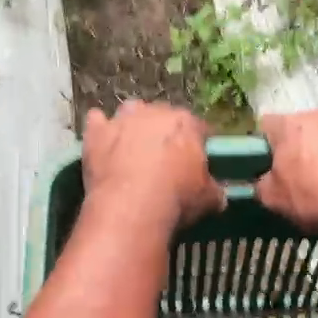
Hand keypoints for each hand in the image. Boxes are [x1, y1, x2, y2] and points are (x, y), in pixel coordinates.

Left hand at [82, 103, 223, 230]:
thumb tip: (220, 196)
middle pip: (162, 116)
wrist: (131, 208)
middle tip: (162, 158)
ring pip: (130, 110)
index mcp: (187, 123)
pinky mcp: (96, 132)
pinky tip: (102, 143)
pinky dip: (100, 129)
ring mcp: (123, 119)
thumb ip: (214, 191)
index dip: (197, 143)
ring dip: (132, 123)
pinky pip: (96, 121)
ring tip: (132, 147)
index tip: (194, 160)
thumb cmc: (177, 200)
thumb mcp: (207, 199)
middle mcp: (155, 112)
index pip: (197, 128)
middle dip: (163, 132)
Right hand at [256, 109, 317, 235]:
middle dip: (301, 141)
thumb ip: (262, 183)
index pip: (268, 124)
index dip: (269, 142)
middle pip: (302, 123)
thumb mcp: (274, 200)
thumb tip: (264, 179)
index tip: (273, 161)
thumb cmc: (315, 201)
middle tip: (306, 169)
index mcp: (289, 127)